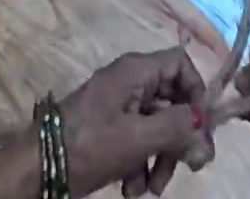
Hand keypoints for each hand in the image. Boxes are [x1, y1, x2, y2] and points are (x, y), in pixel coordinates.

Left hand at [61, 49, 207, 196]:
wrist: (45, 164)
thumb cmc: (92, 142)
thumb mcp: (137, 137)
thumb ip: (176, 127)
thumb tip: (204, 121)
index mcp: (135, 70)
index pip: (179, 63)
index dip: (196, 92)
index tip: (201, 128)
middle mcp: (132, 82)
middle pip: (174, 100)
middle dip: (182, 137)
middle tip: (190, 167)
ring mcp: (122, 106)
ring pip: (161, 126)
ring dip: (163, 160)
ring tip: (153, 188)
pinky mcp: (115, 129)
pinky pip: (143, 142)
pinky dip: (144, 166)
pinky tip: (132, 188)